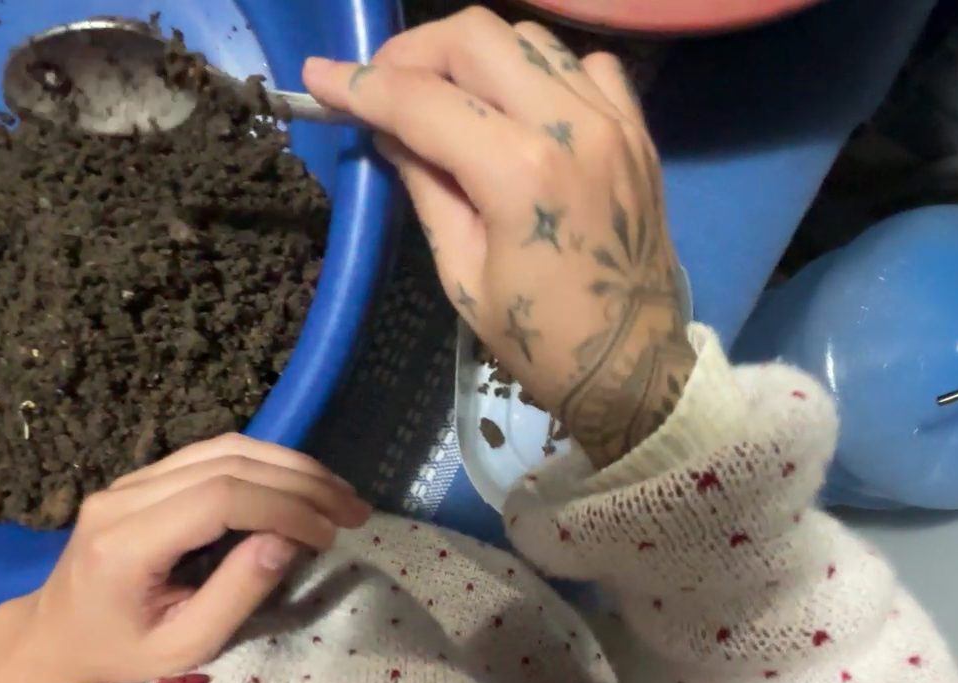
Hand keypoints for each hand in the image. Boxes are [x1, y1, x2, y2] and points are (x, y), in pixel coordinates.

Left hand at [0, 435, 370, 682]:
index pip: (221, 497)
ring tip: (339, 494)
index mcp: (126, 542)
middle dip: (303, 481)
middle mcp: (125, 495)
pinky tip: (301, 485)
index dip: (286, 507)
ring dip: (292, 466)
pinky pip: (214, 454)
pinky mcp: (145, 478)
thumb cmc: (117, 656)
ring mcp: (132, 479)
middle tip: (356, 510)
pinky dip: (268, 464)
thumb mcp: (181, 647)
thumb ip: (235, 594)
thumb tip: (289, 541)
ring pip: (226, 447)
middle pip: (229, 461)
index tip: (331, 534)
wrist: (54, 638)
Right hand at [304, 10, 694, 468]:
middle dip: (414, 53)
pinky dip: (542, 72)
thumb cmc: (541, 343)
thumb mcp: (464, 278)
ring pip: (530, 40)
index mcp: (520, 173)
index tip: (319, 79)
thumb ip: (428, 192)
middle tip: (383, 86)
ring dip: (475, 57)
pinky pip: (583, 66)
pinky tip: (521, 107)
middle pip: (475, 39)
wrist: (631, 368)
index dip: (362, 86)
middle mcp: (570, 125)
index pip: (424, 103)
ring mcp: (613, 121)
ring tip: (445, 96)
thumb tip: (392, 134)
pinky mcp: (638, 132)